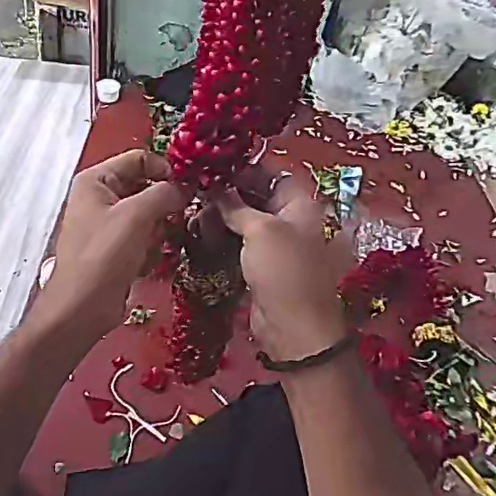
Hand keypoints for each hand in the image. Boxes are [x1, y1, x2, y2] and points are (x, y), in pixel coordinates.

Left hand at [27, 149, 188, 348]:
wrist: (82, 309)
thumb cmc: (102, 257)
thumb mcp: (136, 216)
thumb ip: (165, 193)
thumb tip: (187, 185)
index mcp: (97, 180)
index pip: (140, 159)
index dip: (165, 169)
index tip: (189, 185)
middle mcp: (101, 198)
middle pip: (148, 188)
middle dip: (163, 207)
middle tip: (175, 219)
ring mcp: (110, 225)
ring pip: (151, 216)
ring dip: (158, 232)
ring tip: (151, 247)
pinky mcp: (118, 249)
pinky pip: (147, 239)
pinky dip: (150, 250)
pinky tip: (143, 264)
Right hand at [214, 168, 346, 364]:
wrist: (293, 328)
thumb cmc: (283, 270)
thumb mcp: (259, 230)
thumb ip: (235, 206)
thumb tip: (215, 187)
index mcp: (300, 204)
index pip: (271, 174)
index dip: (243, 168)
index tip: (212, 167)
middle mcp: (290, 220)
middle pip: (257, 195)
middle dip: (229, 192)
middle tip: (198, 188)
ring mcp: (276, 244)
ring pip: (246, 219)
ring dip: (223, 214)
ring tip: (196, 209)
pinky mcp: (262, 264)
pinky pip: (241, 242)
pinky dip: (224, 235)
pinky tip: (201, 230)